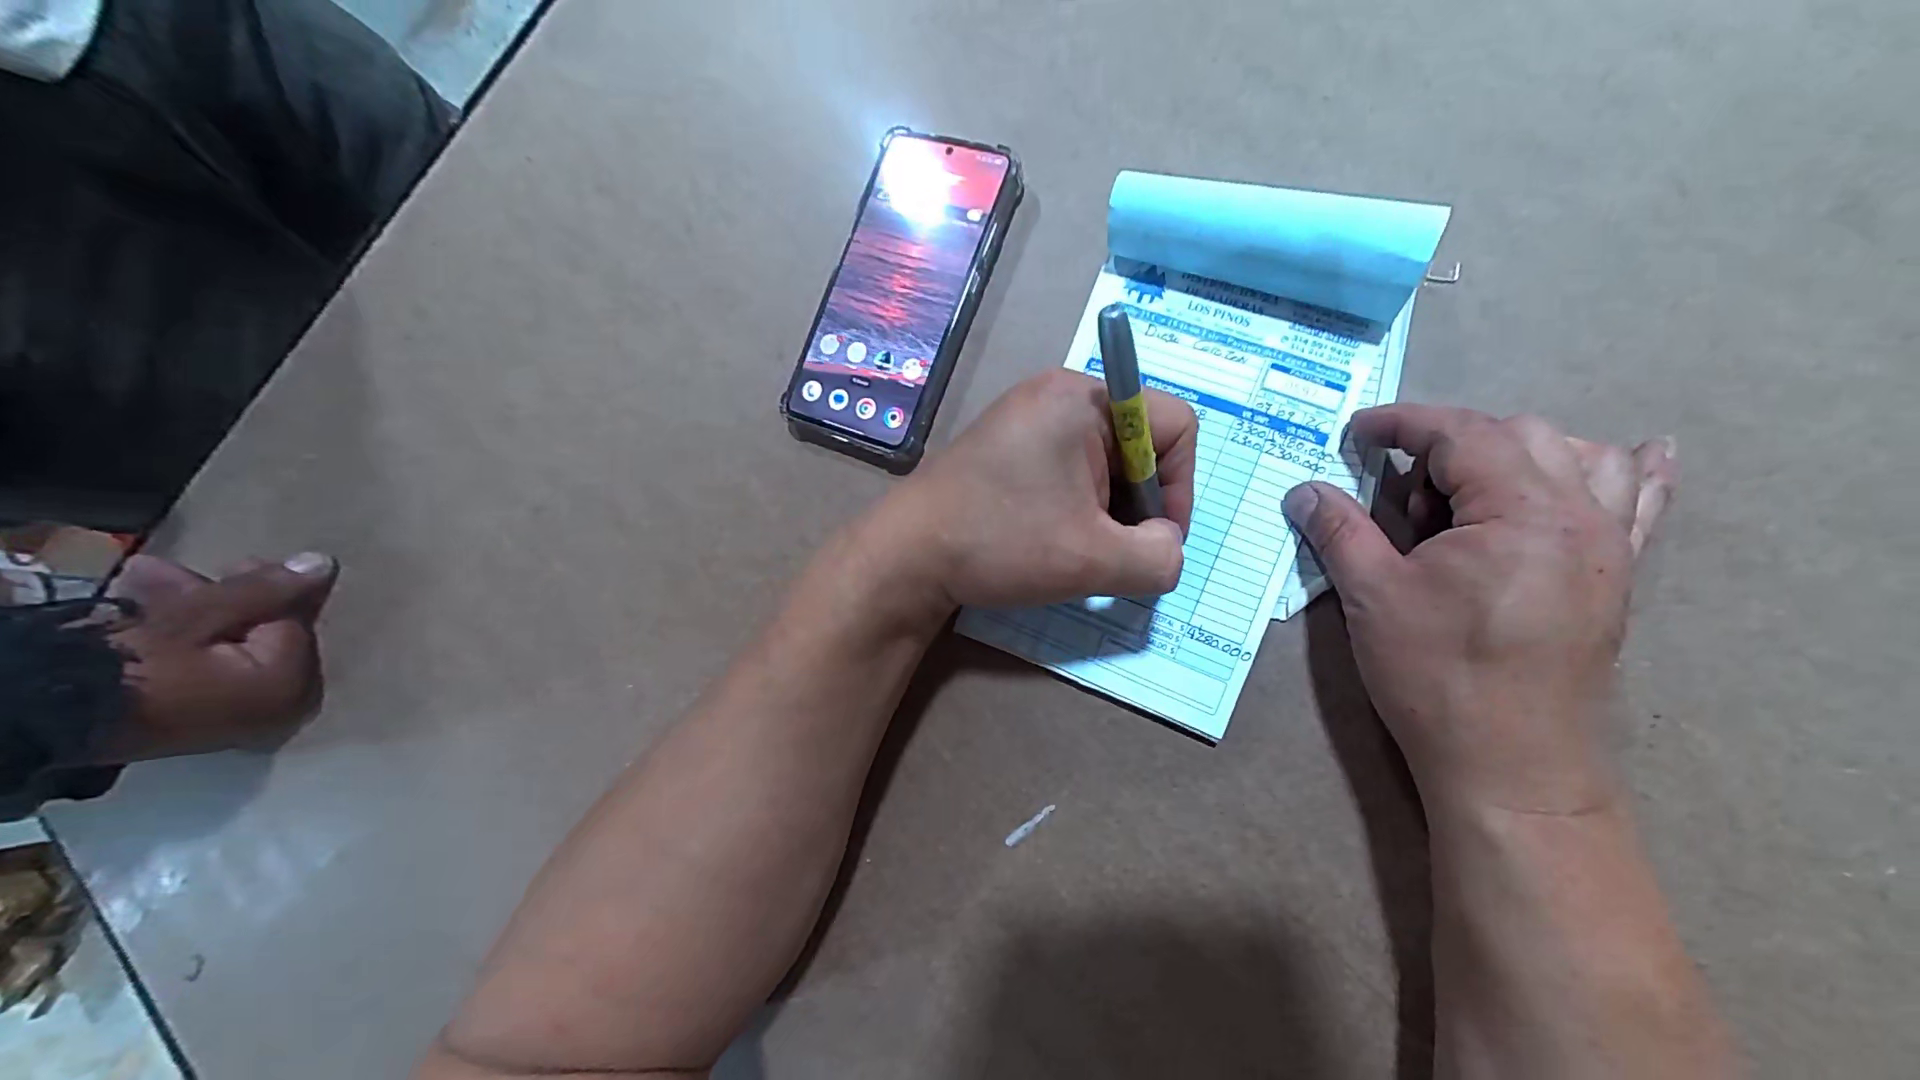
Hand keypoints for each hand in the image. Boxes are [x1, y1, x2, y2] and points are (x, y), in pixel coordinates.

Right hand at [100, 552, 338, 761]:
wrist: (41, 720)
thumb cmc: (136, 665)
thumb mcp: (201, 616)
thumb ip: (268, 589)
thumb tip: (325, 563)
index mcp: (293, 685)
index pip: (294, 621)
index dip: (265, 586)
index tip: (236, 560)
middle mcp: (279, 709)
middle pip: (260, 634)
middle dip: (219, 595)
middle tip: (178, 570)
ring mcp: (239, 720)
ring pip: (228, 648)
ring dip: (191, 610)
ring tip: (143, 576)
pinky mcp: (199, 723)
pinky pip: (207, 670)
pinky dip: (181, 639)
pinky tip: (141, 608)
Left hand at [866, 370, 1198, 612]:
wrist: (906, 555)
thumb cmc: (1000, 542)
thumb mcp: (1094, 559)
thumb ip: (1157, 556)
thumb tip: (1165, 547)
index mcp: (1082, 399)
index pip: (1174, 424)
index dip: (1180, 486)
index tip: (1156, 538)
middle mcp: (1055, 395)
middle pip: (1139, 443)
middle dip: (1139, 505)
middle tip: (1116, 552)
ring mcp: (1025, 420)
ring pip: (1103, 462)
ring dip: (1108, 512)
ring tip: (1082, 552)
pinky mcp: (1006, 447)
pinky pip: (1068, 469)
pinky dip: (1078, 506)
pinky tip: (1055, 541)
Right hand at [1284, 406, 1677, 816]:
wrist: (1510, 764)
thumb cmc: (1436, 675)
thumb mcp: (1372, 596)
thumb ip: (1339, 530)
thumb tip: (1303, 490)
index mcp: (1522, 513)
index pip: (1463, 434)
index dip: (1403, 423)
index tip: (1357, 431)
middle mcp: (1581, 515)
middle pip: (1519, 436)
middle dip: (1447, 445)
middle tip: (1397, 494)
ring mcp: (1610, 546)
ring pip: (1580, 457)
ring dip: (1516, 452)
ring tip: (1465, 490)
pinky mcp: (1616, 577)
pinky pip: (1641, 503)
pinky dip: (1631, 469)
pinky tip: (1641, 452)